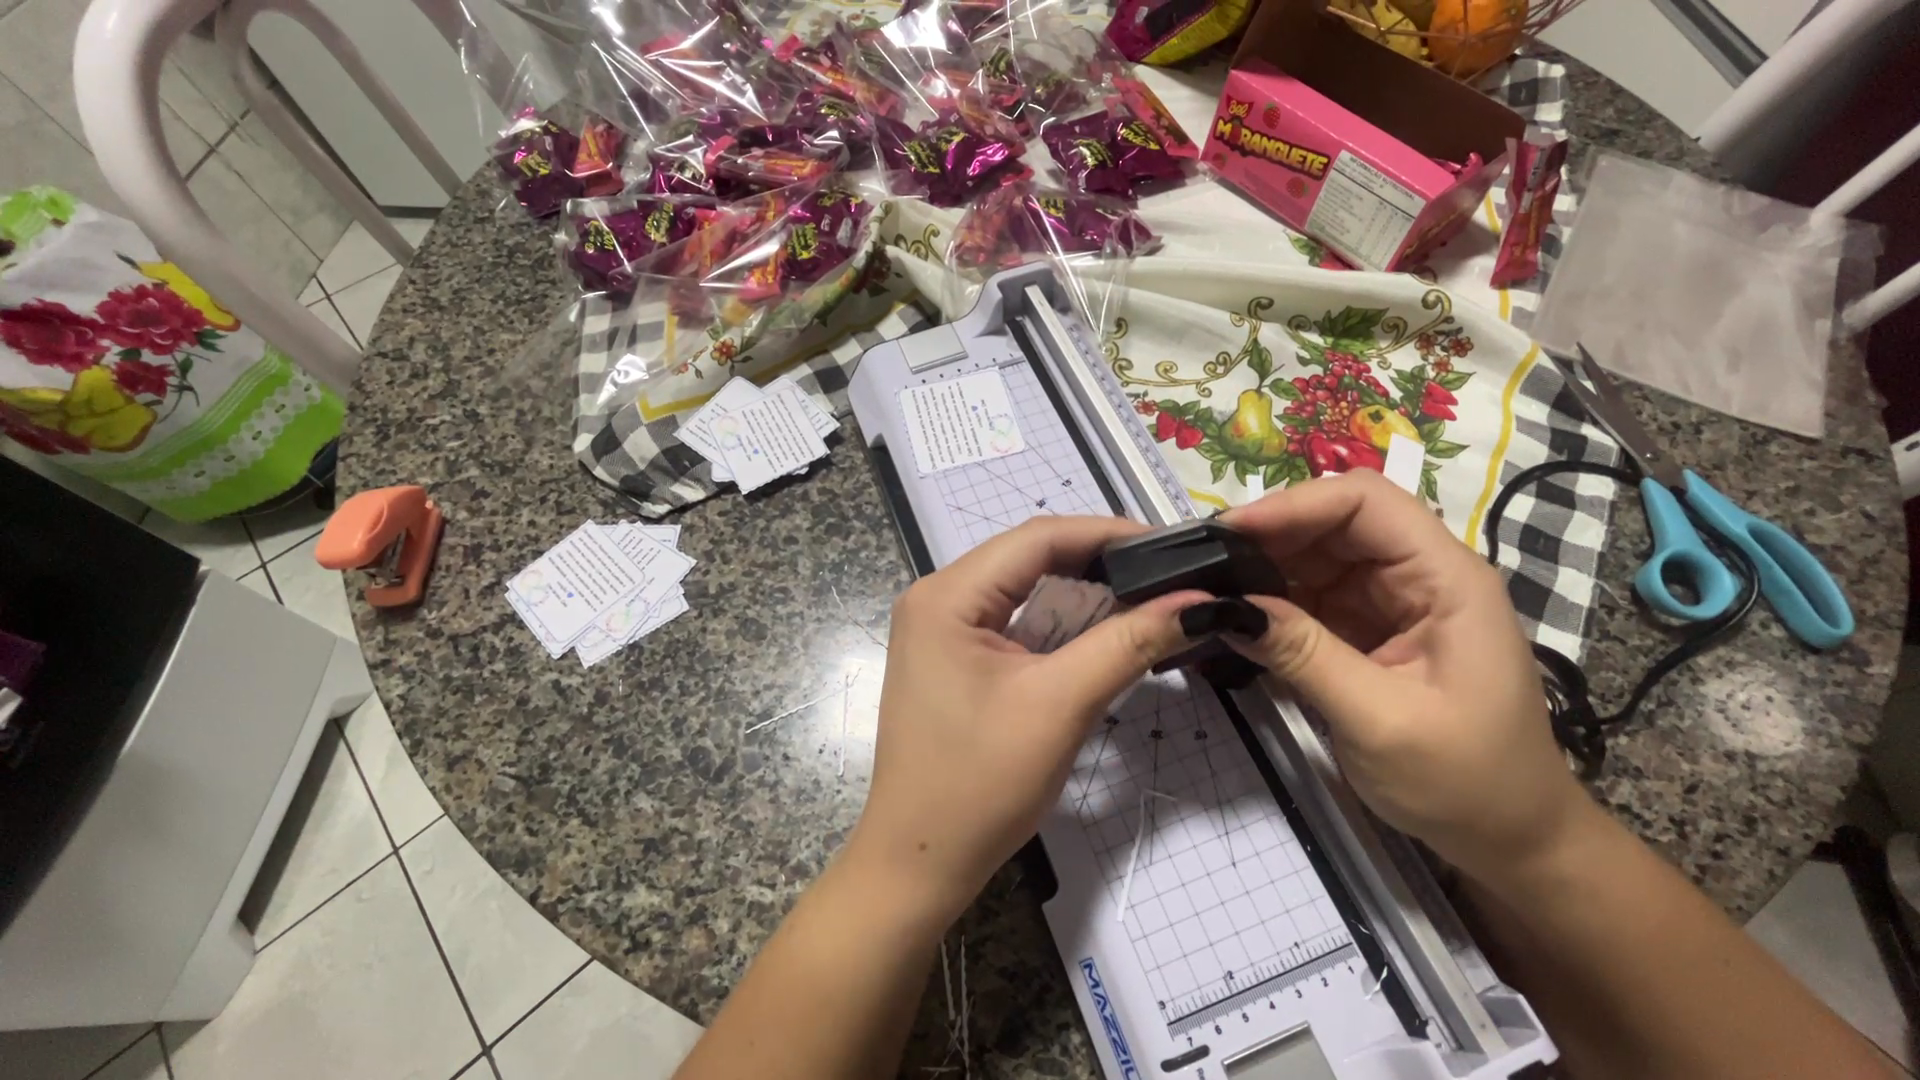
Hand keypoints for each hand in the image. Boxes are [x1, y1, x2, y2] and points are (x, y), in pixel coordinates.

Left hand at [850, 517, 1205, 925]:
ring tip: (1151, 598)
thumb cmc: (980, 783)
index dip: (1107, 534)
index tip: (1172, 546)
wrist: (921, 862)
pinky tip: (1107, 633)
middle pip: (1031, 559)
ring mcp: (944, 632)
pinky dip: (1063, 627)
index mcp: (947, 596)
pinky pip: (1018, 626)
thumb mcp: (1060, 706)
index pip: (1038, 538)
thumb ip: (1127, 644)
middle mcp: (938, 600)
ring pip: (1027, 592)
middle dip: (1101, 564)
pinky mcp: (957, 662)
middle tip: (1170, 573)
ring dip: (1086, 596)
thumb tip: (1199, 601)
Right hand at [1220, 471, 1591, 885]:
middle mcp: (1420, 576)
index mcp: (1445, 579)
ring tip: (1208, 587)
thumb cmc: (1466, 781)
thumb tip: (1223, 608)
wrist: (1511, 839)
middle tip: (1202, 563)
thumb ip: (1302, 655)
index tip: (1226, 534)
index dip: (1293, 505)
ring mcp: (1395, 604)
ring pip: (1319, 558)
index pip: (1366, 503)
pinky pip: (1315, 599)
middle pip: (1336, 523)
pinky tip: (1236, 616)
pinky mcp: (1372, 632)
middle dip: (1269, 536)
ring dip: (1264, 569)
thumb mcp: (1379, 719)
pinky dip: (1273, 603)